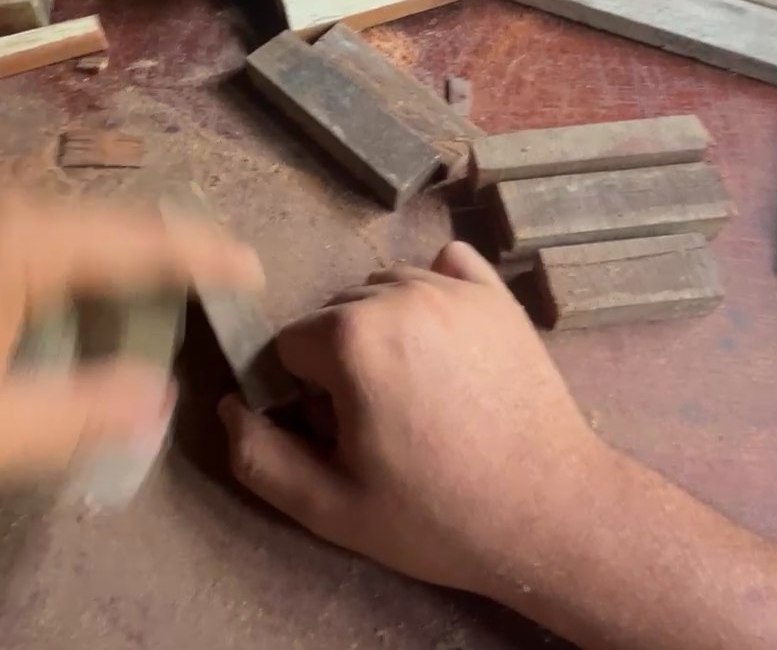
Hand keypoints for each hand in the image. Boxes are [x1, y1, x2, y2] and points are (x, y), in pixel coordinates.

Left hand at [0, 184, 263, 502]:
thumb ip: (81, 416)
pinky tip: (56, 309)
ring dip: (110, 269)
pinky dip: (64, 269)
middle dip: (163, 261)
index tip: (254, 268)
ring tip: (140, 311)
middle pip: (109, 224)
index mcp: (21, 237)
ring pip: (66, 227)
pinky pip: (25, 234)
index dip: (206, 254)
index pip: (144, 239)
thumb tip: (159, 398)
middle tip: (205, 295)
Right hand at [218, 242, 617, 598]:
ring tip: (416, 383)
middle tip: (382, 416)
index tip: (341, 429)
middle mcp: (397, 293)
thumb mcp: (330, 507)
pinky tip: (445, 333)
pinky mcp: (494, 291)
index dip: (305, 391)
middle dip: (340, 359)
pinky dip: (433, 288)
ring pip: (382, 289)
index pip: (289, 346)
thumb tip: (228, 406)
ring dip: (382, 326)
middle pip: (334, 315)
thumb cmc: (436, 512)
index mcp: (350, 337)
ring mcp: (451, 286)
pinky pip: (443, 264)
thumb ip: (259, 456)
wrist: (549, 511)